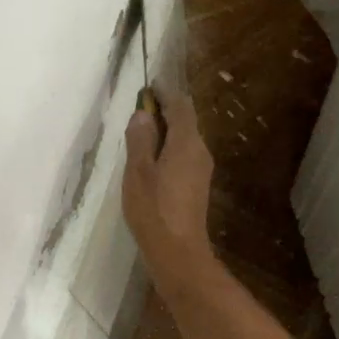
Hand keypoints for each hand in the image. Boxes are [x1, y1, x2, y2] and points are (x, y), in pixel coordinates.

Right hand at [122, 86, 214, 278]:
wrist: (177, 251)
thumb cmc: (154, 209)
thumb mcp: (138, 172)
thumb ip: (140, 139)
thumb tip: (142, 113)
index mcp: (186, 143)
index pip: (181, 106)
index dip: (165, 93)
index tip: (148, 87)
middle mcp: (200, 152)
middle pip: (185, 122)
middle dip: (163, 112)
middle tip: (138, 112)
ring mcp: (201, 170)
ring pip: (184, 140)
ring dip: (164, 133)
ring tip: (139, 137)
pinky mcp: (196, 187)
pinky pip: (183, 157)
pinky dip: (168, 150)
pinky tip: (150, 163)